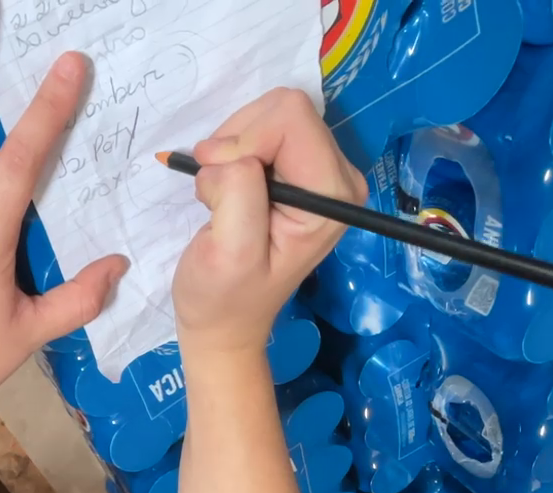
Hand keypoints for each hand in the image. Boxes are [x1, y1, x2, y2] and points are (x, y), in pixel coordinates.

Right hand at [173, 89, 366, 358]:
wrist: (223, 324)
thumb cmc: (222, 298)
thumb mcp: (229, 251)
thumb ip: (237, 192)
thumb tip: (226, 156)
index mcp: (332, 194)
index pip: (291, 118)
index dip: (242, 143)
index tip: (216, 186)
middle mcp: (337, 176)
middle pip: (284, 108)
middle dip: (236, 143)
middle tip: (215, 190)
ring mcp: (319, 172)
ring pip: (270, 114)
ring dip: (230, 149)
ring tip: (219, 195)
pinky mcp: (299, 172)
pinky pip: (263, 130)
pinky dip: (232, 153)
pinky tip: (227, 190)